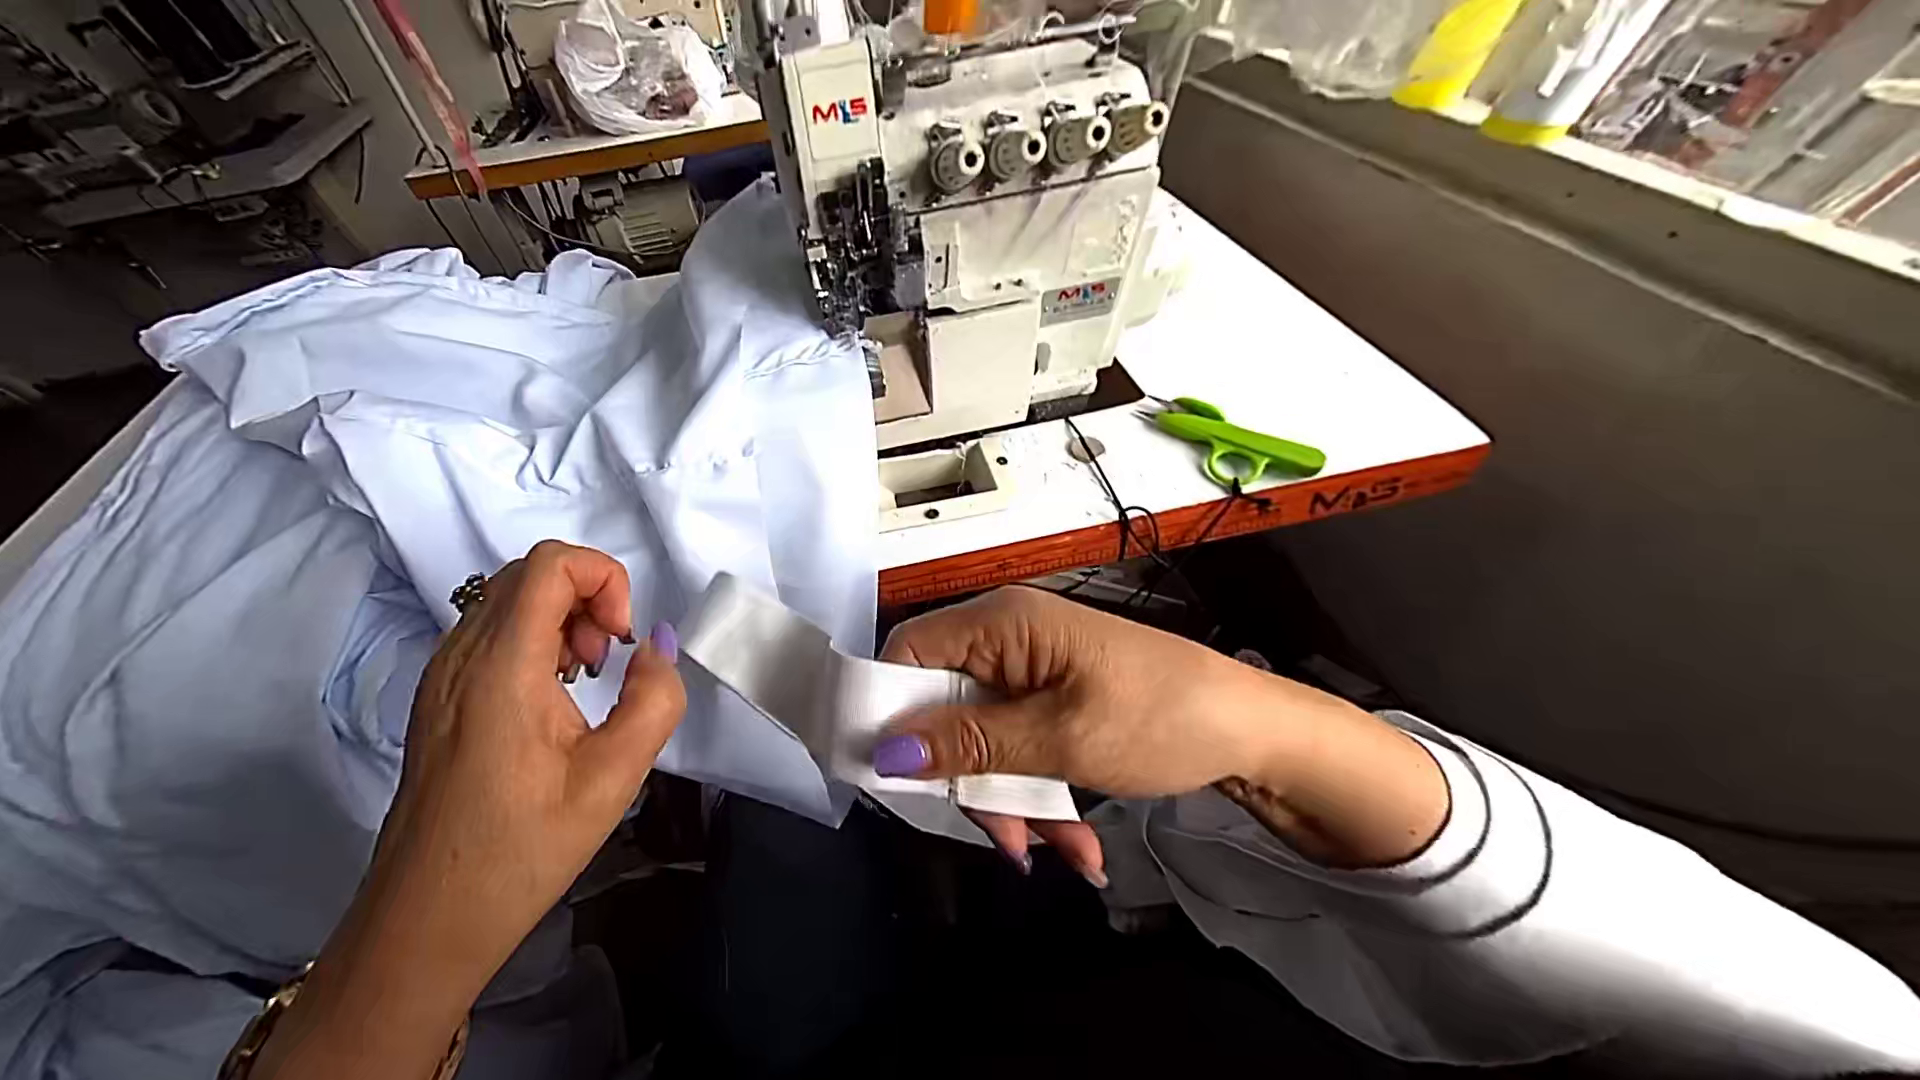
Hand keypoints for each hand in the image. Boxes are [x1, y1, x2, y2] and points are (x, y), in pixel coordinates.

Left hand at [254, 541, 684, 1079]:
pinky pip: (496, 628)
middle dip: (591, 595)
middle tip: (611, 659)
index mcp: (501, 669)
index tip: (623, 641)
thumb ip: (655, 698)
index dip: (606, 579)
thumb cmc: (523, 850)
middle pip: (532, 571)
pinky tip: (559, 692)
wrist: (426, 922)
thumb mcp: (616, 777)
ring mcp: (443, 673)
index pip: (551, 563)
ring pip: (513, 595)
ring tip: (590, 677)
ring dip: (568, 615)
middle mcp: (461, 656)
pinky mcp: (442, 693)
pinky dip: (542, 636)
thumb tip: (657, 647)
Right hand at [875, 587, 1446, 869]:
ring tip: (1061, 848)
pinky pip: (1015, 746)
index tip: (893, 775)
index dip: (886, 709)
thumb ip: (969, 744)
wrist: (1252, 731)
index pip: (908, 651)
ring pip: (980, 739)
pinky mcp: (1050, 699)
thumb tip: (888, 752)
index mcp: (1003, 622)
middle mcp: (1007, 639)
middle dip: (968, 777)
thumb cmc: (1161, 717)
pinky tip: (1074, 840)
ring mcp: (1030, 671)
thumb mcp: (1060, 738)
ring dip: (1011, 798)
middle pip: (942, 706)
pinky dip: (1036, 792)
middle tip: (1002, 834)